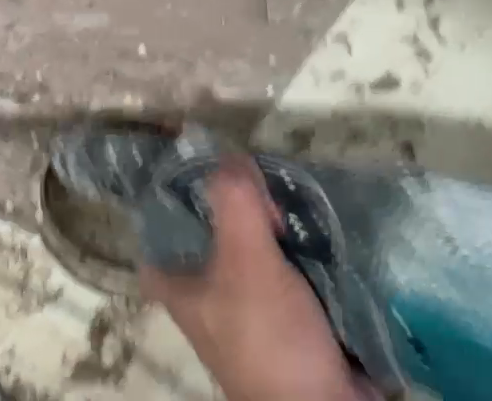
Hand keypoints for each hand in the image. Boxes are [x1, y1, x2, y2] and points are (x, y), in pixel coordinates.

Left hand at [139, 158, 370, 400]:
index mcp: (169, 279)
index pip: (166, 215)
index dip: (192, 187)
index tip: (222, 164)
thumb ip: (233, 205)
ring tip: (303, 197)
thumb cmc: (267, 338)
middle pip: (218, 231)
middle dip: (247, 208)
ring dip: (283, 235)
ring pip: (259, 254)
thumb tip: (228, 153)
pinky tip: (325, 234)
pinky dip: (309, 262)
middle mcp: (199, 294)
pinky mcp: (289, 331)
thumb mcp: (244, 261)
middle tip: (274, 178)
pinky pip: (294, 281)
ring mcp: (245, 314)